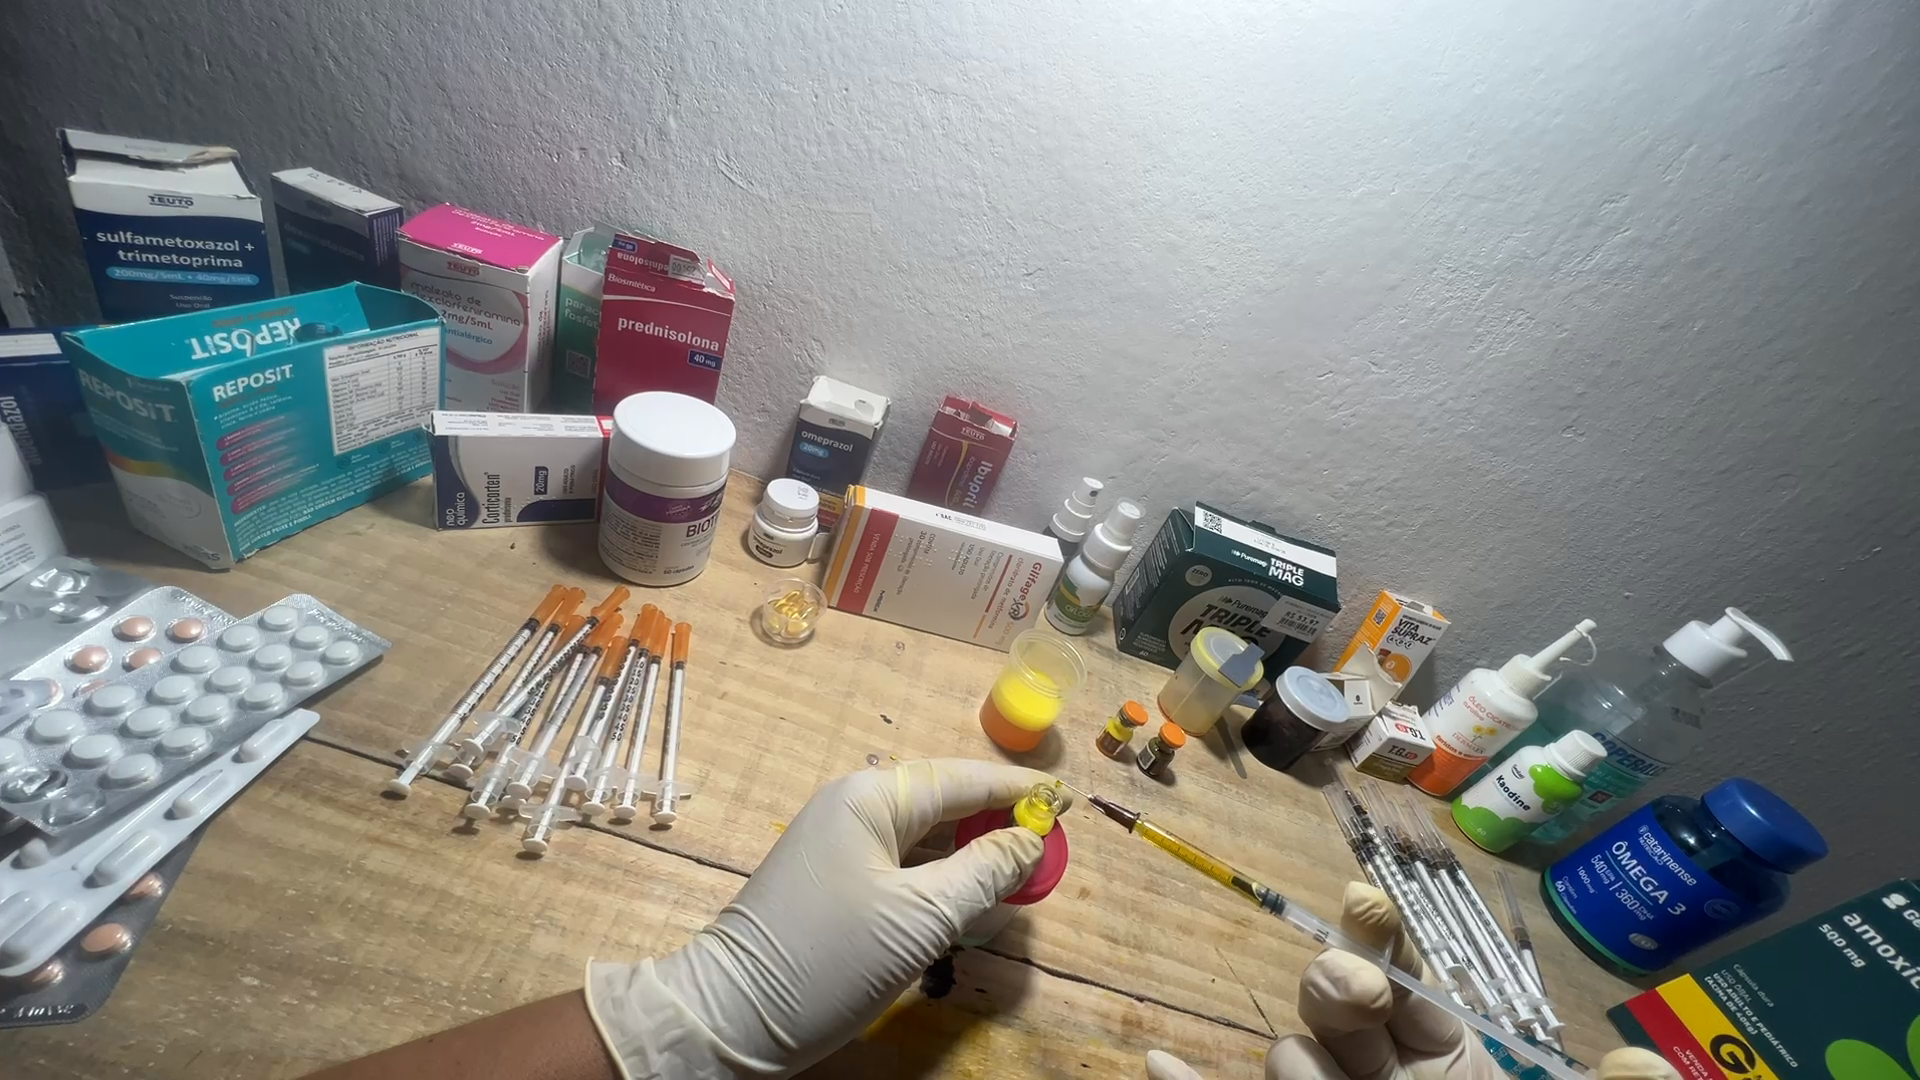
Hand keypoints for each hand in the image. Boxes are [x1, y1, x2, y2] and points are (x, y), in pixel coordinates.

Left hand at [585, 758, 1059, 1078]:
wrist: (727, 1017)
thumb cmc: (828, 959)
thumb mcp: (919, 920)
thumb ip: (983, 873)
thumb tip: (1029, 840)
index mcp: (872, 797)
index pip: (960, 778)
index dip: (1015, 788)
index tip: (1064, 797)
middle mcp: (855, 802)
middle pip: (942, 799)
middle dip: (995, 820)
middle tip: (1046, 842)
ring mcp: (840, 836)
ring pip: (923, 830)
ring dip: (969, 848)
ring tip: (1018, 866)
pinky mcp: (834, 870)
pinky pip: (901, 856)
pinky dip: (939, 870)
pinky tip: (967, 887)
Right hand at [1145, 883, 1680, 1079]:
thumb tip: (1652, 1066)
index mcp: (1447, 1063)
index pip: (1404, 977)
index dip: (1380, 934)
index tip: (1369, 901)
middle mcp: (1379, 1077)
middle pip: (1333, 999)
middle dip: (1334, 978)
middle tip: (1355, 988)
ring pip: (1291, 1060)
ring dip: (1307, 1073)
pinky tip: (1155, 1063)